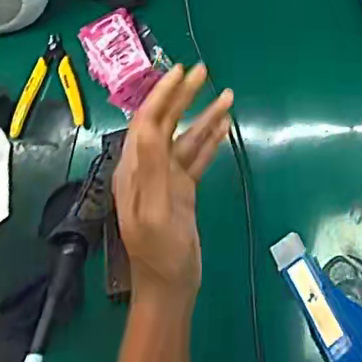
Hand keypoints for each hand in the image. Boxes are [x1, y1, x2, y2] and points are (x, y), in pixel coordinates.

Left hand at [114, 64, 232, 304]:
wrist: (170, 290)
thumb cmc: (159, 253)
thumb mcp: (152, 209)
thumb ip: (152, 166)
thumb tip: (152, 123)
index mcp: (134, 168)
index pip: (148, 119)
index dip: (163, 93)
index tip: (181, 71)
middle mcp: (148, 166)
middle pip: (167, 121)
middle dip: (184, 95)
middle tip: (204, 71)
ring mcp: (167, 177)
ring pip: (187, 137)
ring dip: (205, 115)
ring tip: (227, 95)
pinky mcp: (183, 189)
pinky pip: (198, 156)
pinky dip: (211, 139)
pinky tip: (224, 125)